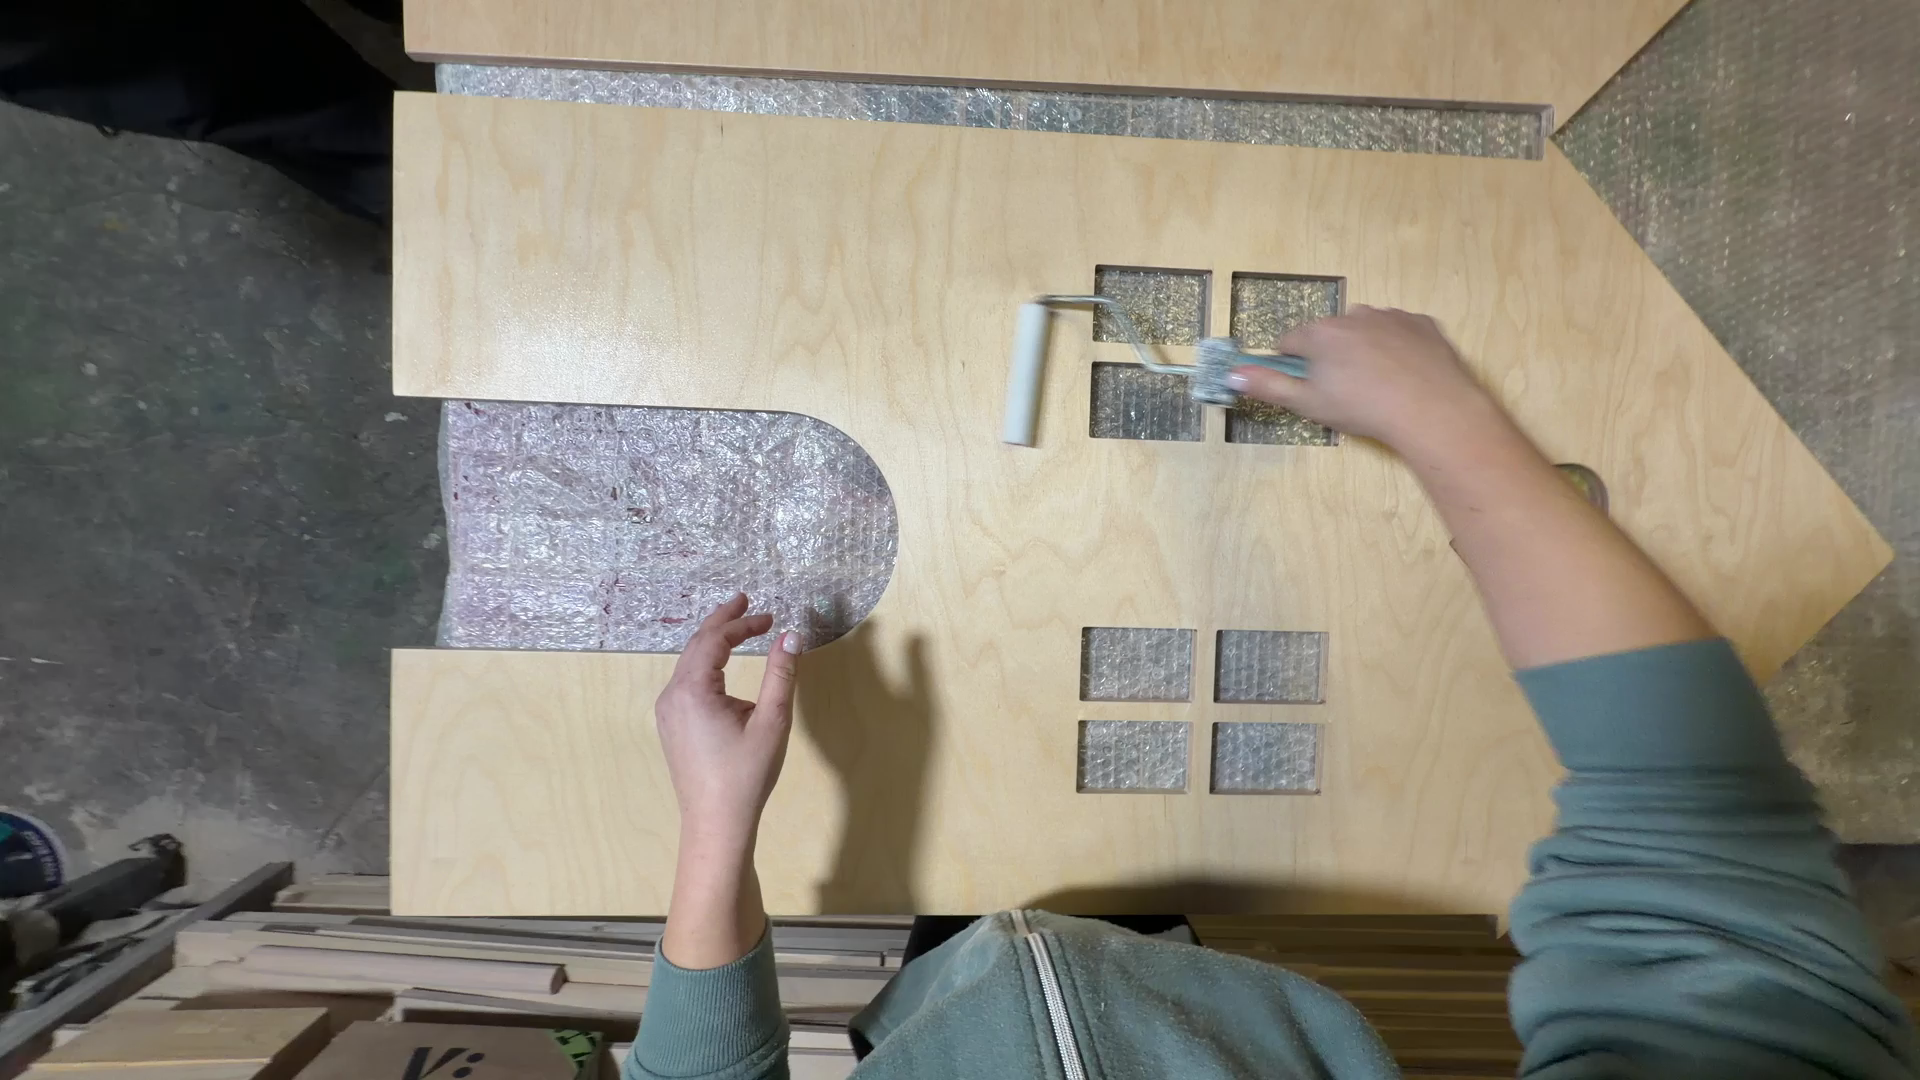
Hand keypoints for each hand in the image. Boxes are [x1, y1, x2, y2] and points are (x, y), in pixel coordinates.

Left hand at [655, 593, 800, 846]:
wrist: (717, 822)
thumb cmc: (747, 772)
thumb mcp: (772, 720)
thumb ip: (780, 673)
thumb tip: (791, 634)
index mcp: (693, 690)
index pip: (715, 640)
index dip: (743, 623)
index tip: (771, 617)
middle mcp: (672, 695)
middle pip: (696, 645)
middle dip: (723, 621)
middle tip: (745, 601)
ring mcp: (667, 711)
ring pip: (689, 662)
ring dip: (713, 640)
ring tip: (737, 625)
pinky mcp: (671, 725)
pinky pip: (686, 680)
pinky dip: (706, 661)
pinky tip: (721, 662)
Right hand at [1230, 306, 1496, 451]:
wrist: (1433, 409)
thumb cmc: (1361, 408)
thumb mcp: (1307, 403)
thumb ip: (1268, 385)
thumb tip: (1232, 373)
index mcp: (1320, 334)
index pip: (1288, 342)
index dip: (1289, 364)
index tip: (1301, 385)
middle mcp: (1353, 315)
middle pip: (1325, 333)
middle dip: (1325, 355)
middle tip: (1337, 389)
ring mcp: (1390, 316)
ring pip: (1361, 329)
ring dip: (1357, 348)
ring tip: (1371, 382)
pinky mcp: (1421, 323)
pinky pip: (1395, 330)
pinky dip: (1392, 346)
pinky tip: (1399, 372)